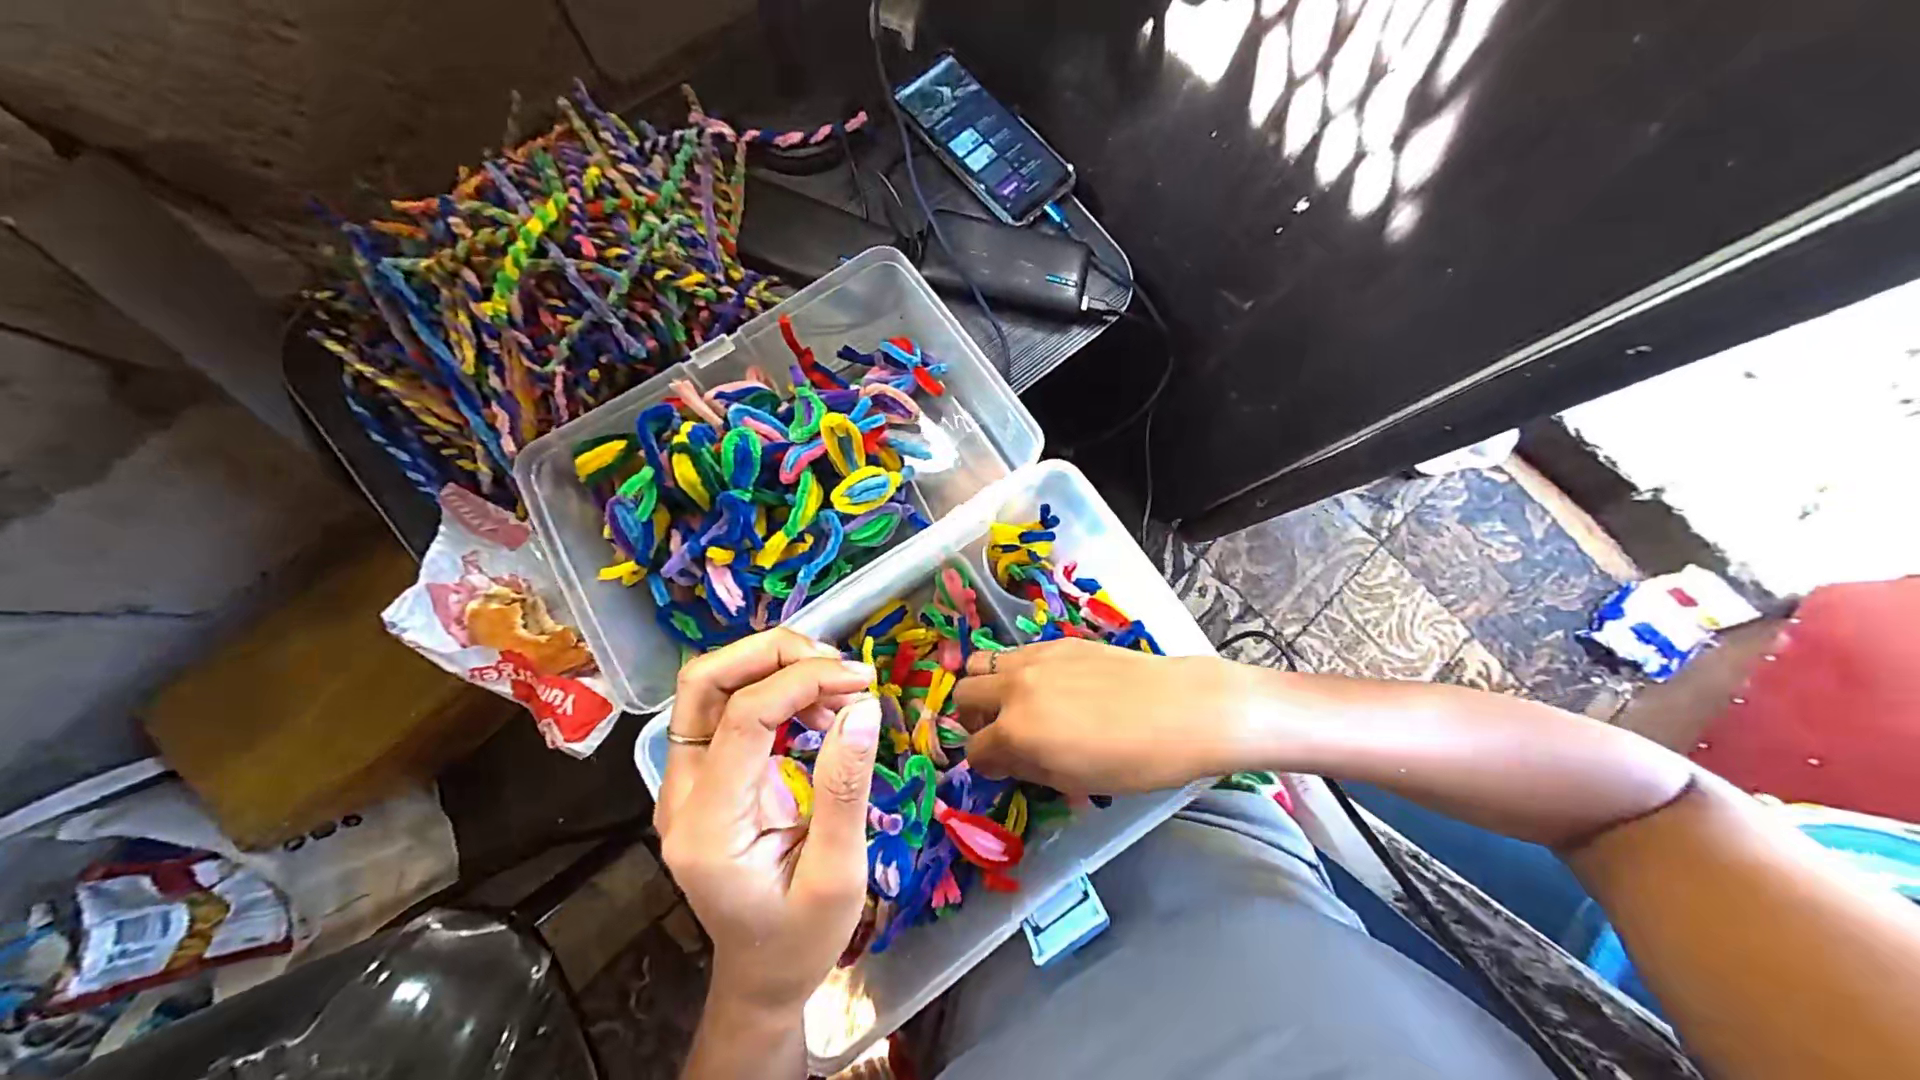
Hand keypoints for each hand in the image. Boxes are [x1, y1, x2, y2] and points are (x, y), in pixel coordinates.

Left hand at [656, 629, 883, 1014]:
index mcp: (708, 827)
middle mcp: (680, 795)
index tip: (862, 681)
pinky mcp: (704, 775)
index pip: (742, 719)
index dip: (803, 683)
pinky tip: (818, 706)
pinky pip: (728, 706)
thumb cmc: (800, 939)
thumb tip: (863, 708)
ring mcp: (685, 782)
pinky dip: (774, 688)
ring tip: (835, 685)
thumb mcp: (837, 876)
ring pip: (709, 685)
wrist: (761, 973)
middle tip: (838, 665)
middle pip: (704, 683)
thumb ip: (845, 789)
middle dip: (773, 654)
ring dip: (772, 664)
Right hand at [953, 638, 1264, 792]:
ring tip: (1014, 703)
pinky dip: (1014, 670)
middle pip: (964, 695)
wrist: (1183, 709)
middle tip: (999, 732)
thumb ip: (1026, 767)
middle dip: (973, 718)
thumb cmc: (1134, 760)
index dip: (985, 764)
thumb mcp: (1073, 780)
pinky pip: (1015, 653)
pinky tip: (1046, 686)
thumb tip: (1004, 759)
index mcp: (1016, 731)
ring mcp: (1035, 658)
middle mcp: (1015, 688)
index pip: (974, 749)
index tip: (1002, 768)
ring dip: (987, 686)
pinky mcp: (1057, 642)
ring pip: (982, 663)